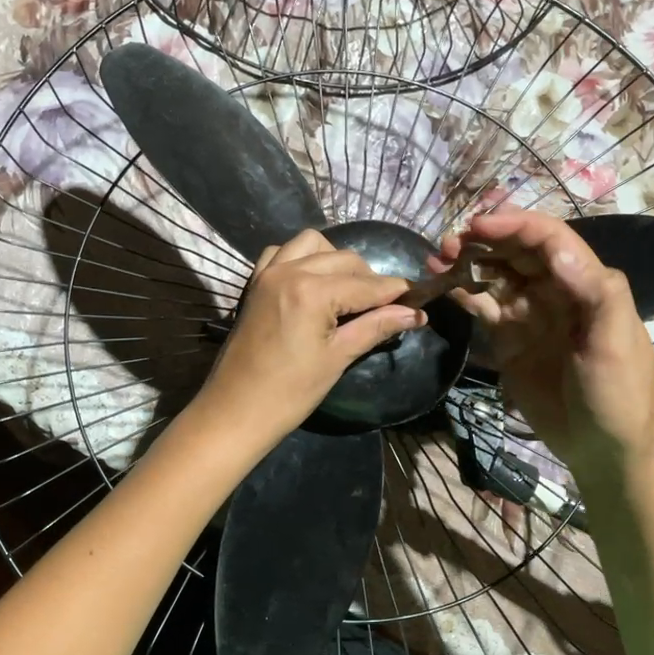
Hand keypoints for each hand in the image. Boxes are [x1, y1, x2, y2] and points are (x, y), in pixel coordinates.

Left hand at [190, 229, 424, 449]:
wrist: (235, 410)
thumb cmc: (290, 392)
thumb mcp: (338, 357)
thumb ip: (376, 327)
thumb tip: (416, 313)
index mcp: (312, 290)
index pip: (366, 284)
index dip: (395, 292)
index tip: (418, 298)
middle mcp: (289, 270)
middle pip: (344, 259)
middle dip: (368, 279)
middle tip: (384, 306)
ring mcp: (267, 273)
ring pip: (313, 244)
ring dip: (335, 260)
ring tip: (347, 292)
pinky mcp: (255, 283)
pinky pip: (281, 252)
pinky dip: (302, 258)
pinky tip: (312, 283)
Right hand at [438, 207, 653, 479]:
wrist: (603, 447)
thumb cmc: (616, 393)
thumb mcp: (614, 343)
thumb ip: (594, 293)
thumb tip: (557, 253)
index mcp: (586, 283)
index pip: (548, 239)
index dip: (513, 226)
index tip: (475, 227)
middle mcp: (556, 290)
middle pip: (515, 251)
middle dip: (482, 241)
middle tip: (446, 247)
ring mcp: (529, 314)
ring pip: (495, 275)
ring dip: (466, 263)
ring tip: (436, 262)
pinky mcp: (508, 338)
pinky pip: (483, 305)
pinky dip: (462, 292)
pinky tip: (441, 286)